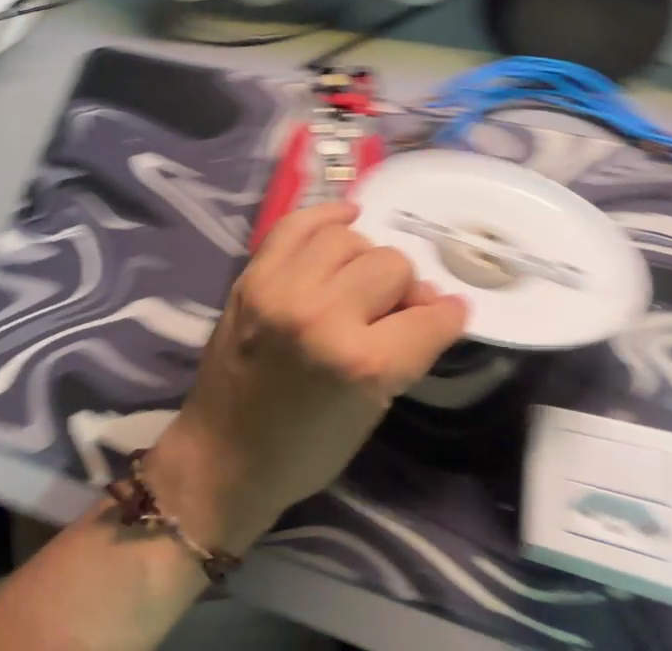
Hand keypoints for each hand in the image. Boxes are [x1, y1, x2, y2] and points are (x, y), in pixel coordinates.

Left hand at [144, 203, 469, 553]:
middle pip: (390, 264)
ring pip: (347, 237)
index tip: (448, 312)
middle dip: (403, 286)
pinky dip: (324, 218)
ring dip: (364, 255)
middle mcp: (322, 315)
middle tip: (393, 306)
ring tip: (360, 278)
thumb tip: (431, 300)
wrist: (223, 453)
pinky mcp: (250, 278)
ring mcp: (280, 290)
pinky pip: (295, 225)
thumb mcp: (372, 408)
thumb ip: (404, 348)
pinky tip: (344, 221)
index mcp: (362, 363)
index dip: (447, 314)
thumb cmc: (305, 450)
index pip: (429, 316)